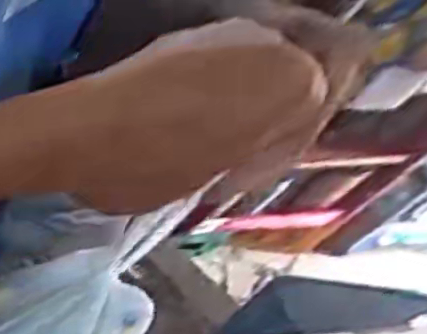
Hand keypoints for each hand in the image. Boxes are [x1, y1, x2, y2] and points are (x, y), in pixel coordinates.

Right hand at [57, 19, 328, 213]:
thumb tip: (280, 60)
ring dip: (224, 145)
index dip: (322, 47)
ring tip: (190, 131)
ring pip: (232, 160)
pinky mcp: (157, 206)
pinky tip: (146, 155)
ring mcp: (206, 184)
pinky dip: (173, 169)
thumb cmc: (154, 76)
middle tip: (256, 104)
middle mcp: (264, 147)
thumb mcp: (232, 34)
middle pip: (292, 128)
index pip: (345, 61)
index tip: (299, 43)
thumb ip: (272, 49)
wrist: (81, 136)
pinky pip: (178, 182)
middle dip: (282, 115)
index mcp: (297, 94)